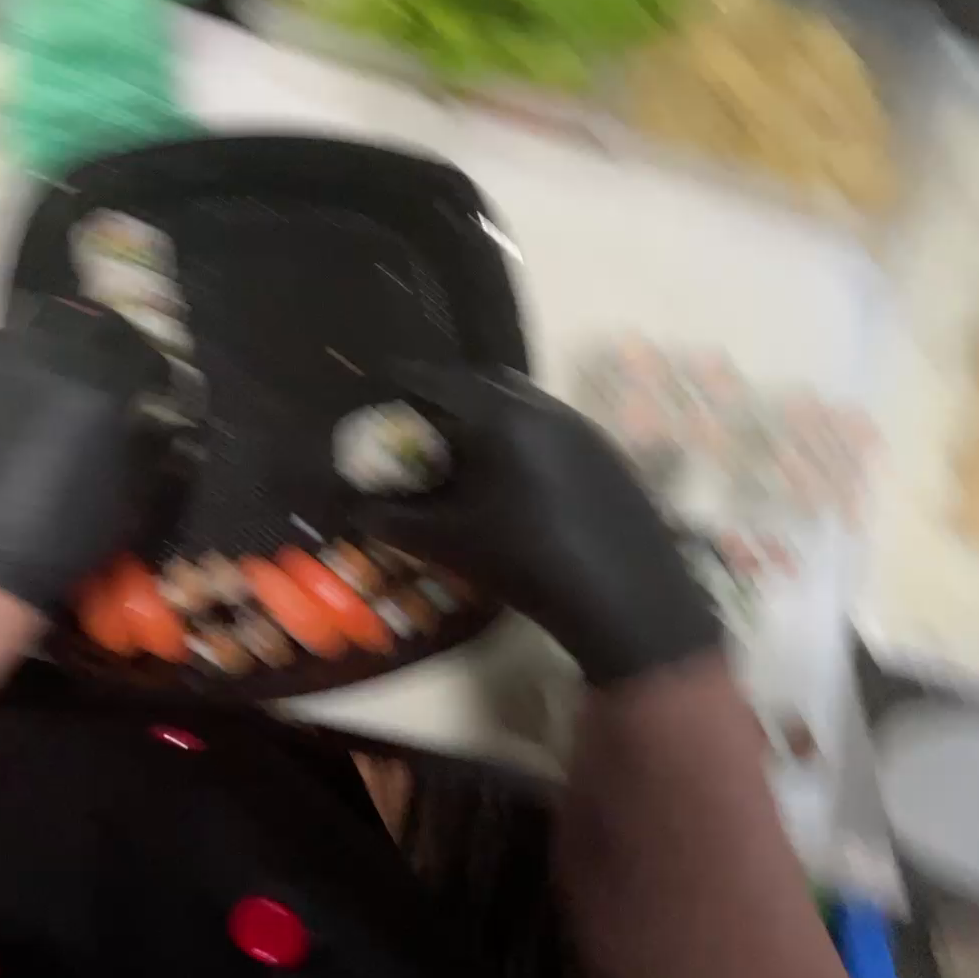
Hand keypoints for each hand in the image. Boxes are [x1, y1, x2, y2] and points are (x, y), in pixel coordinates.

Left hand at [0, 297, 171, 610]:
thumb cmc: (68, 535)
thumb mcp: (130, 497)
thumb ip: (154, 447)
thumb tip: (168, 421)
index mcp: (102, 389)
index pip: (142, 352)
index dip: (155, 369)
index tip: (157, 387)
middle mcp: (53, 363)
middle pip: (91, 319)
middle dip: (112, 335)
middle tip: (118, 363)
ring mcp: (5, 368)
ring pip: (41, 317)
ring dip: (65, 331)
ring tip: (73, 362)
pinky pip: (2, 341)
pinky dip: (23, 346)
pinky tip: (31, 377)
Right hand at [355, 363, 720, 684]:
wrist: (626, 599)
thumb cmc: (521, 563)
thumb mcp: (442, 542)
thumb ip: (388, 519)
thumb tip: (352, 507)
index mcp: (497, 420)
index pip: (435, 381)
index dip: (402, 378)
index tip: (379, 381)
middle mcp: (540, 409)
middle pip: (481, 382)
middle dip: (445, 392)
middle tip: (420, 419)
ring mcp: (580, 427)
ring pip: (519, 401)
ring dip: (485, 413)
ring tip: (465, 450)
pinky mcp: (605, 450)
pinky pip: (548, 424)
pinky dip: (518, 433)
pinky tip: (513, 477)